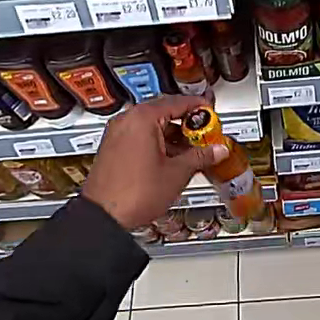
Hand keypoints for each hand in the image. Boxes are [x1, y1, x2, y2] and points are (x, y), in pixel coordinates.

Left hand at [81, 95, 226, 229]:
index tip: (211, 114)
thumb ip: (200, 156)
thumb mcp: (177, 173)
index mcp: (142, 118)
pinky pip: (139, 136)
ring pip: (151, 125)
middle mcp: (126, 121)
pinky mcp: (113, 148)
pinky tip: (170, 160)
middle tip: (204, 135)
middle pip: (164, 112)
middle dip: (186, 124)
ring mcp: (117, 134)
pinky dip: (157, 143)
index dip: (198, 107)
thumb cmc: (131, 194)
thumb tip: (216, 150)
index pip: (178, 102)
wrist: (103, 217)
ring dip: (172, 135)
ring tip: (190, 152)